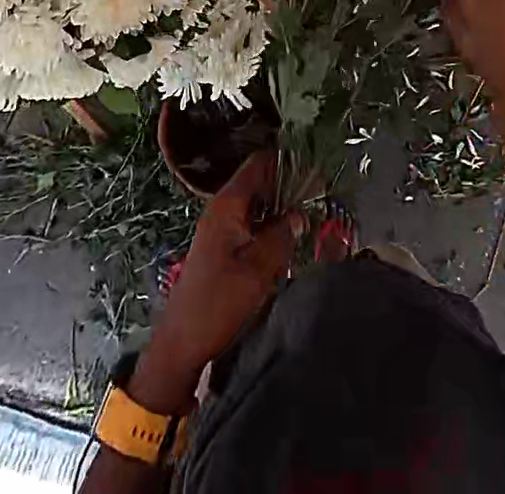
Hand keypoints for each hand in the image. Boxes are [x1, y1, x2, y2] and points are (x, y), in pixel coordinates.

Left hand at [131, 152, 301, 412]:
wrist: (183, 341)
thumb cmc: (218, 303)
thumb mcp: (258, 269)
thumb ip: (282, 235)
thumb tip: (300, 213)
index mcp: (227, 205)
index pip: (258, 165)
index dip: (286, 162)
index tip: (315, 168)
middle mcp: (222, 209)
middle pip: (259, 182)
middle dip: (288, 183)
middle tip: (321, 190)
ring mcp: (221, 228)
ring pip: (257, 204)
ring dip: (281, 205)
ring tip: (312, 209)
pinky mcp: (224, 246)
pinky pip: (252, 223)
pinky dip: (271, 223)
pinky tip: (291, 234)